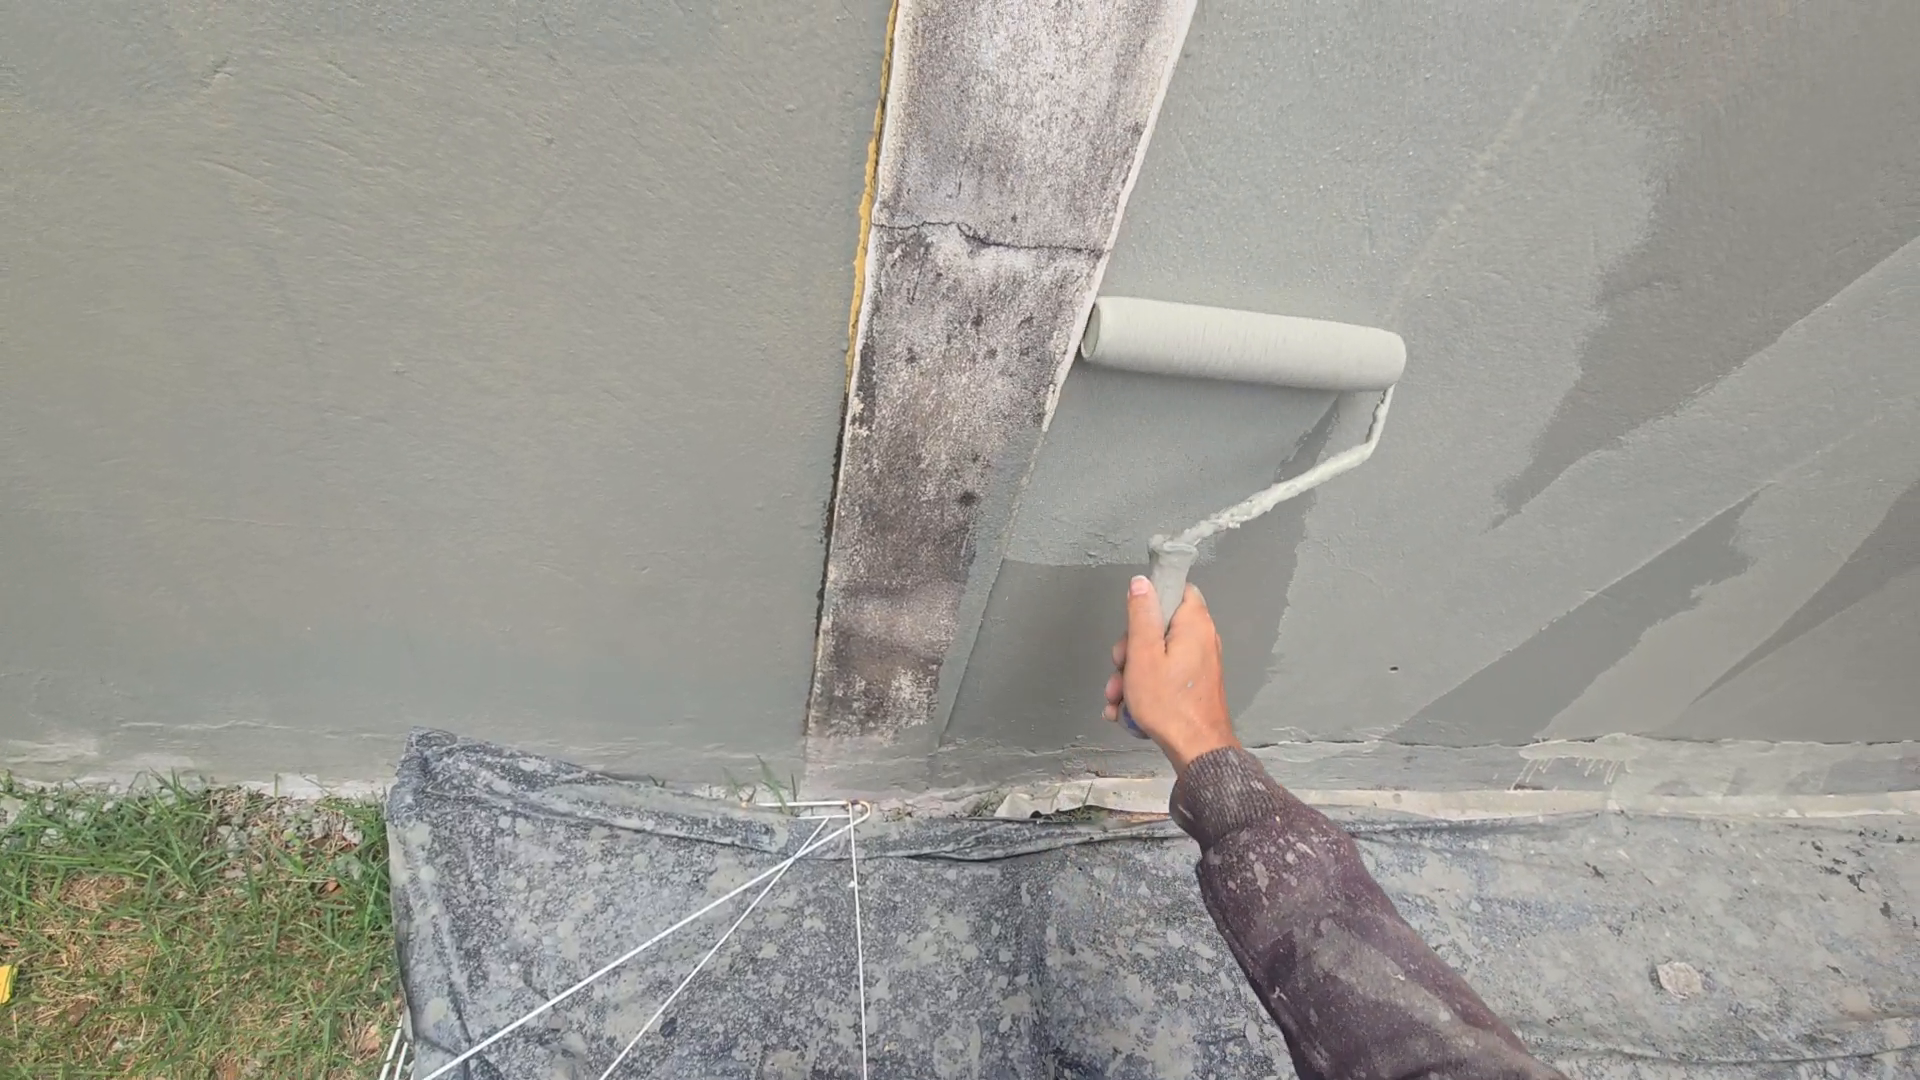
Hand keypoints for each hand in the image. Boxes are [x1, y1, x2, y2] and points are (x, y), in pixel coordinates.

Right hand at [1103, 575, 1239, 771]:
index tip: (1133, 620)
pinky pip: (1162, 674)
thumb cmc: (1170, 704)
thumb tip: (1141, 582)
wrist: (1196, 750)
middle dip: (1130, 648)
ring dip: (1130, 673)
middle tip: (1121, 667)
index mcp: (1194, 624)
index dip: (1151, 598)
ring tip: (1119, 696)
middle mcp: (1201, 639)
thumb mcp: (1143, 654)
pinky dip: (1143, 687)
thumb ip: (1141, 614)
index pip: (1176, 589)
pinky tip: (1126, 708)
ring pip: (1155, 653)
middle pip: (1157, 625)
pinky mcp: (1192, 682)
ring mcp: (1198, 662)